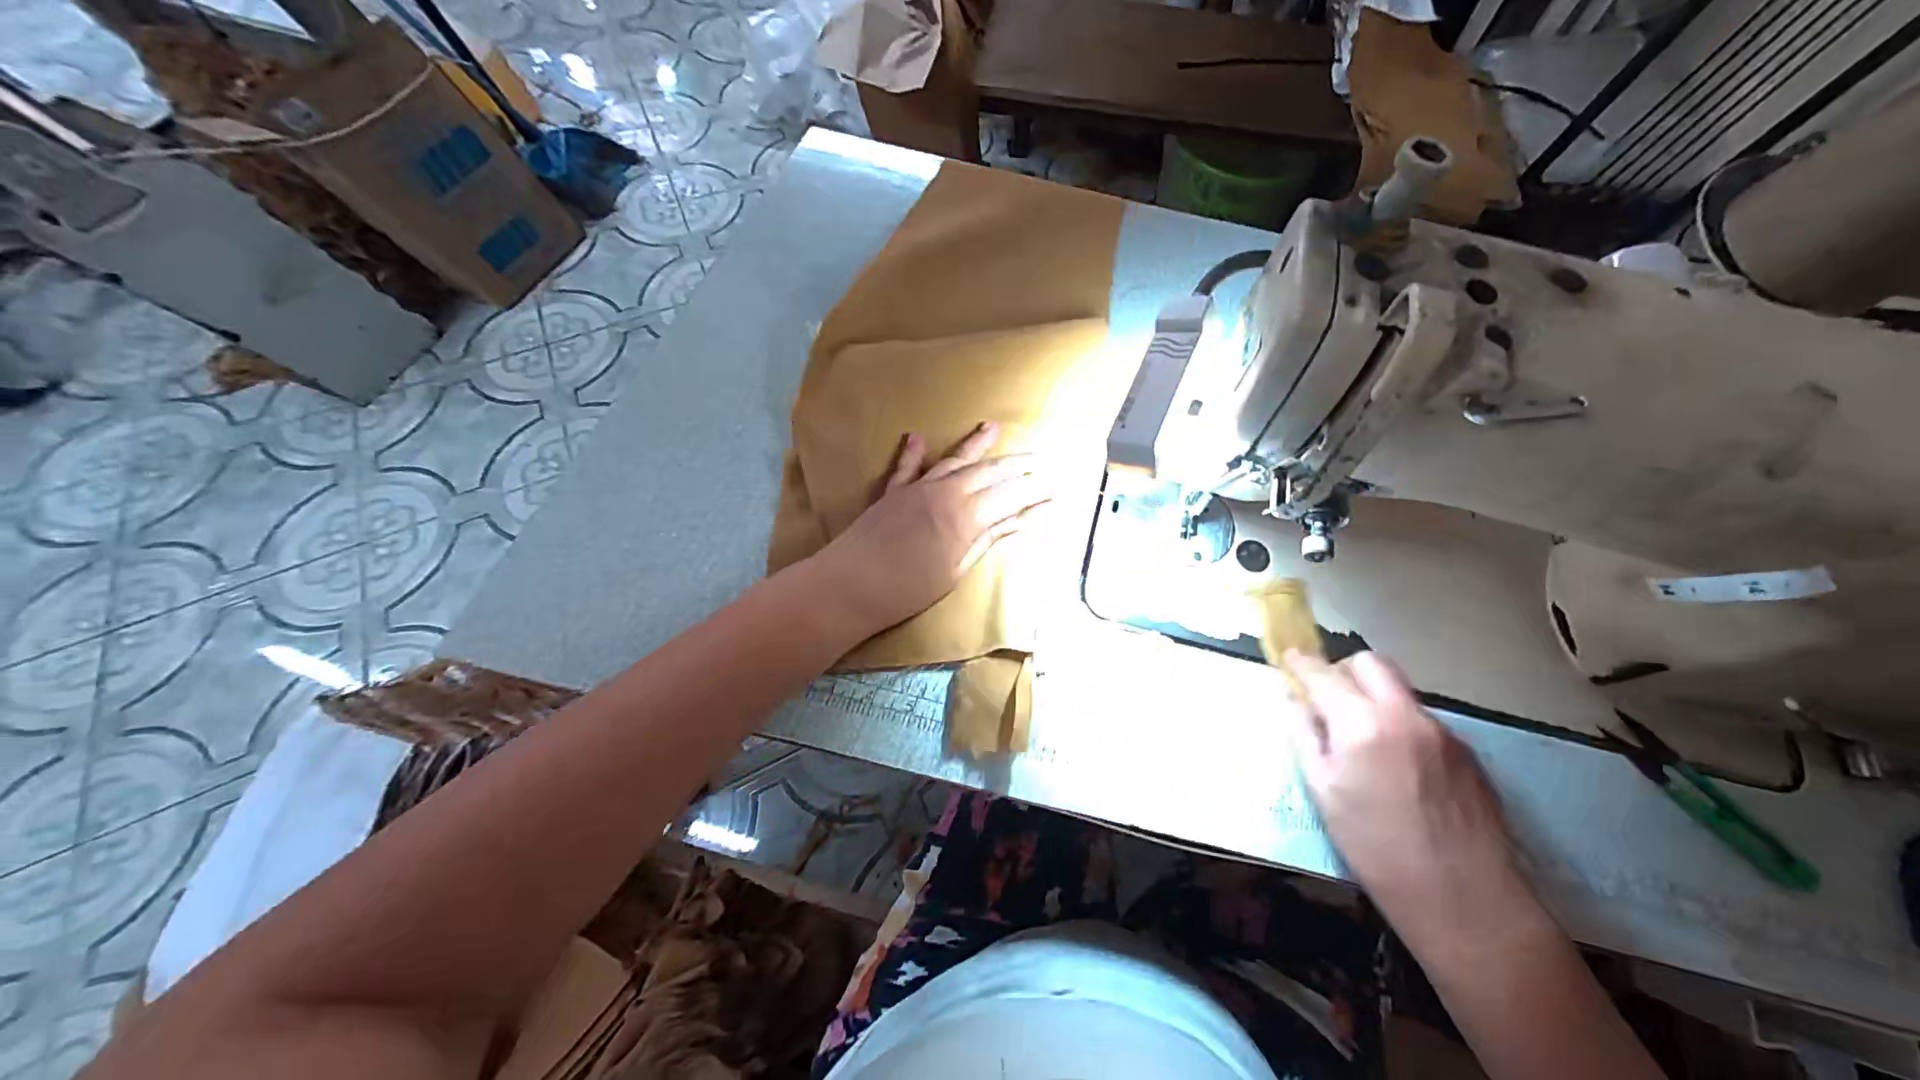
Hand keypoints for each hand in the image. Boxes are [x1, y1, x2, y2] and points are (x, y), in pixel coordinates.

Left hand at [806, 422, 1051, 638]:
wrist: (849, 585)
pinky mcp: (892, 492)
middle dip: (1015, 465)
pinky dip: (914, 451)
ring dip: (975, 445)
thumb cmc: (906, 590)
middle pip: (987, 472)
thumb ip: (984, 541)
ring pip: (954, 461)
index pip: (1009, 497)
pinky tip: (918, 436)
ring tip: (993, 427)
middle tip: (1037, 459)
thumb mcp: (954, 571)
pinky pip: (907, 467)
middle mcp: (945, 493)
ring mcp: (916, 489)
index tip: (1052, 488)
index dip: (1032, 492)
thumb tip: (1018, 521)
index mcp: (966, 517)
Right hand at [1279, 650, 1521, 913]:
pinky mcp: (1467, 752)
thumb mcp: (1322, 792)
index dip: (1301, 664)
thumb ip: (1304, 736)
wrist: (1464, 898)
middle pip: (1371, 664)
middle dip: (1343, 672)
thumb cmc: (1375, 848)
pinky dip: (1401, 727)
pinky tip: (1399, 769)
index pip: (1323, 674)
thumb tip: (1293, 701)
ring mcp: (1443, 731)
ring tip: (1364, 744)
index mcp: (1362, 723)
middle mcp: (1405, 715)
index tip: (1289, 660)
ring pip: (1399, 693)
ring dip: (1374, 702)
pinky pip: (1422, 721)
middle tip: (1328, 701)